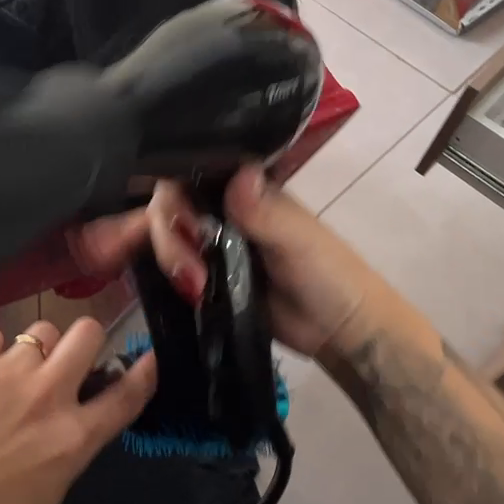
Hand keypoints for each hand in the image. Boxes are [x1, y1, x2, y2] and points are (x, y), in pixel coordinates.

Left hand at [0, 319, 157, 503]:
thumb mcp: (47, 491)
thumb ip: (68, 445)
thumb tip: (73, 416)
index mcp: (73, 439)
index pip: (125, 394)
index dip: (144, 372)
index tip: (149, 356)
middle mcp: (48, 395)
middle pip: (87, 333)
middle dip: (84, 341)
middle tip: (67, 359)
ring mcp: (8, 371)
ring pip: (41, 329)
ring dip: (35, 349)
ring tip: (14, 372)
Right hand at [72, 166, 377, 357]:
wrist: (342, 335)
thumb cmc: (332, 275)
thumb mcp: (302, 241)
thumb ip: (265, 211)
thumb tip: (238, 173)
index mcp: (243, 186)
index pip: (191, 169)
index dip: (173, 191)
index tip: (178, 223)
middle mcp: (220, 205)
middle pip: (169, 203)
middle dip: (167, 234)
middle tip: (189, 272)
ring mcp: (209, 240)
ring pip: (164, 233)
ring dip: (167, 257)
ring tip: (194, 288)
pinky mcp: (202, 273)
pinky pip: (168, 264)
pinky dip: (161, 271)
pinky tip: (171, 286)